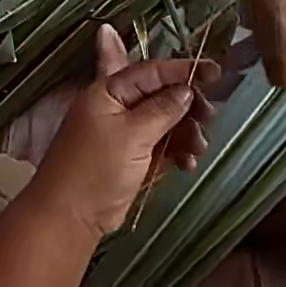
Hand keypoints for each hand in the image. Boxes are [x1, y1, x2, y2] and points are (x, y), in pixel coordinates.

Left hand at [27, 25, 215, 238]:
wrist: (71, 217)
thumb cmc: (97, 167)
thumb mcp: (132, 134)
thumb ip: (161, 110)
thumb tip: (185, 90)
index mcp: (110, 91)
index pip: (150, 71)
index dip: (182, 69)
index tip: (214, 70)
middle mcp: (118, 107)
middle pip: (161, 95)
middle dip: (187, 104)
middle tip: (209, 115)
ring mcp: (126, 133)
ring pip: (165, 122)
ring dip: (185, 132)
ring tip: (198, 148)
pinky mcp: (133, 158)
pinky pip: (162, 146)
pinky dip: (177, 152)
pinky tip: (188, 164)